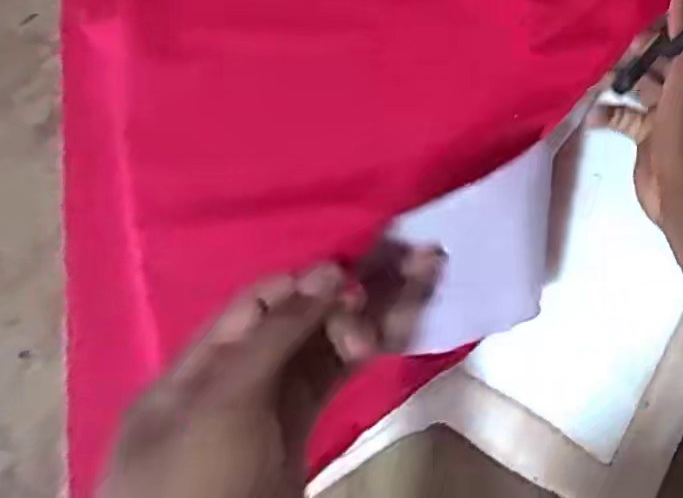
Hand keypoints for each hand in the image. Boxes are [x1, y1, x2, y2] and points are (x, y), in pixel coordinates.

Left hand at [98, 244, 442, 497]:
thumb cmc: (198, 480)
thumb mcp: (223, 406)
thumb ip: (276, 335)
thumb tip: (331, 270)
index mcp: (199, 368)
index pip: (262, 302)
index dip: (313, 281)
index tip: (361, 273)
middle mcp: (239, 373)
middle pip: (308, 313)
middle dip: (364, 285)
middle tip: (421, 259)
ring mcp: (276, 395)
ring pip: (337, 334)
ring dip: (384, 303)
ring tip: (431, 269)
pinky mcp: (308, 413)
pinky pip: (348, 363)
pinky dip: (382, 336)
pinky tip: (414, 314)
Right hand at [596, 0, 682, 223]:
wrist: (682, 183)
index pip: (682, 35)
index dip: (664, 21)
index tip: (637, 3)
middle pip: (657, 59)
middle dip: (635, 48)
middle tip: (606, 36)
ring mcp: (664, 111)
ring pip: (638, 85)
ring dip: (617, 77)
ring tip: (589, 65)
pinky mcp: (645, 134)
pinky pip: (623, 117)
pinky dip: (607, 112)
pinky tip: (589, 108)